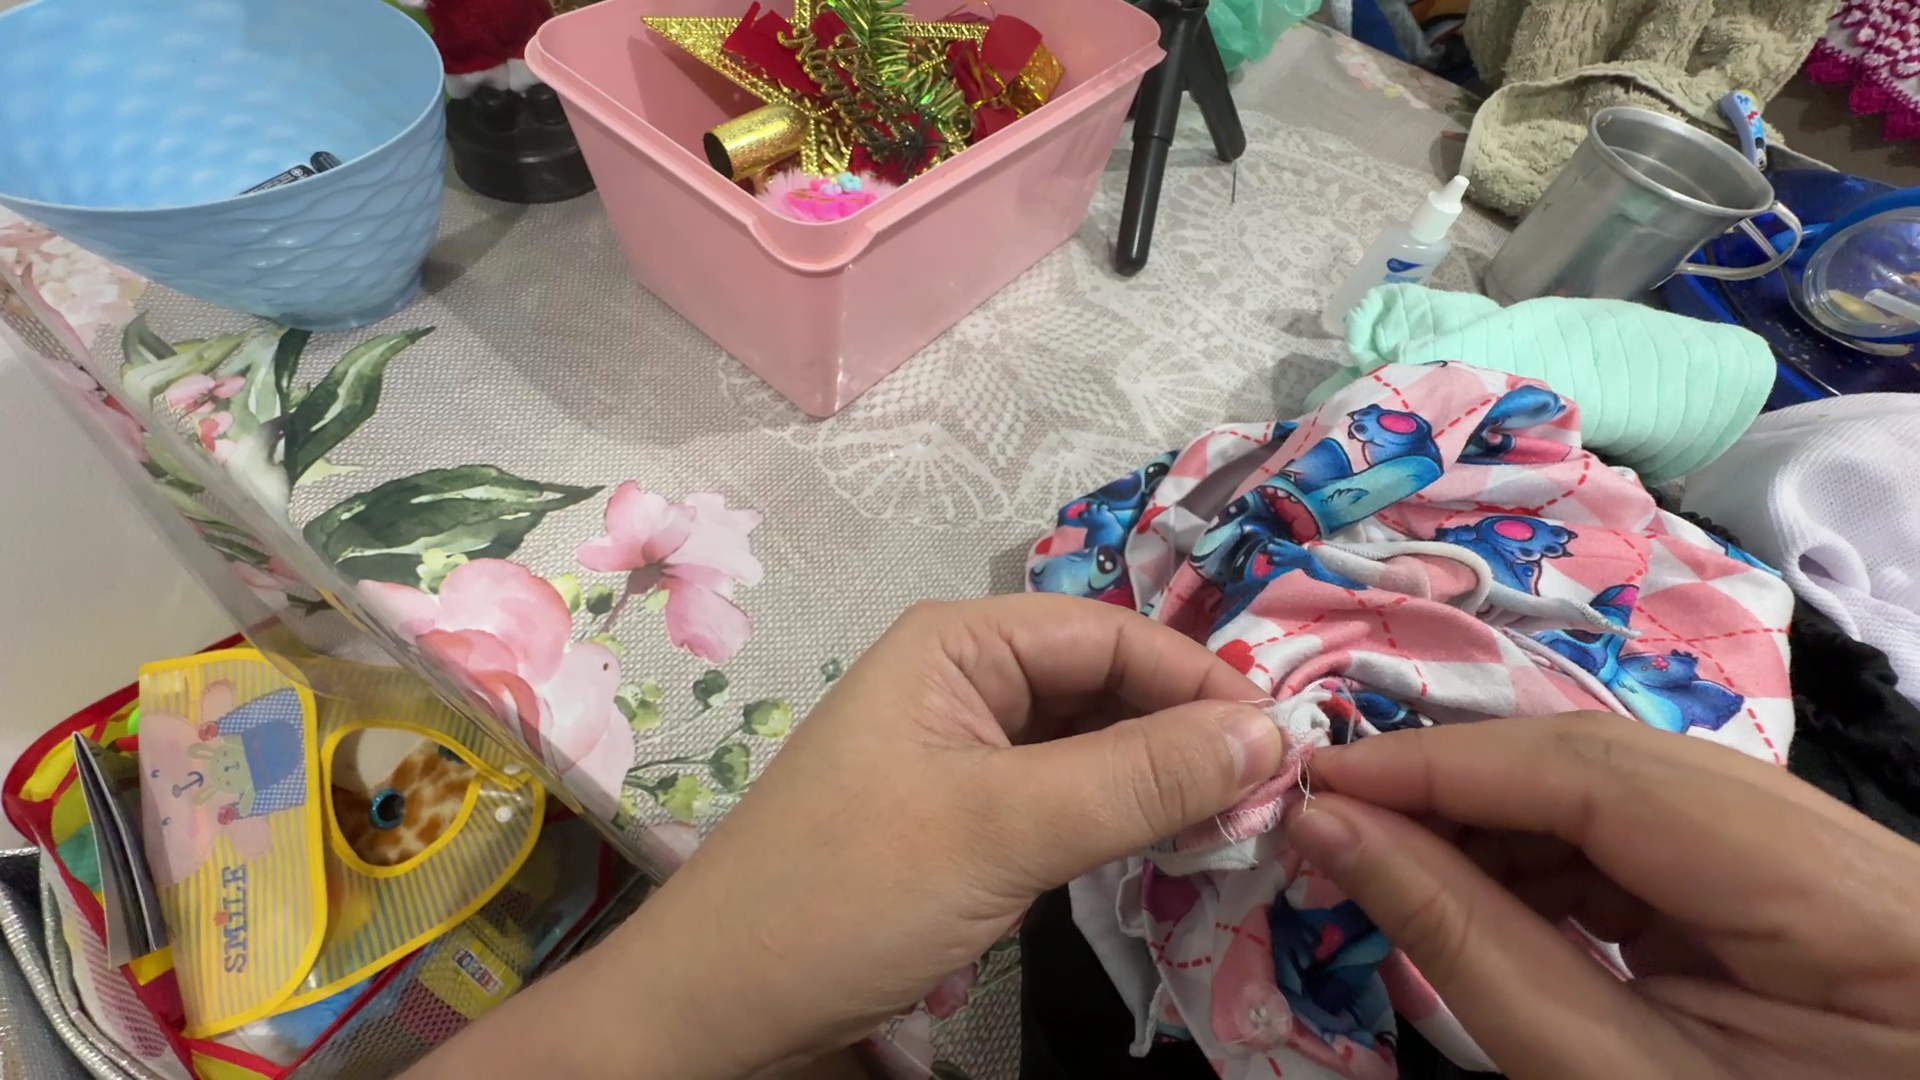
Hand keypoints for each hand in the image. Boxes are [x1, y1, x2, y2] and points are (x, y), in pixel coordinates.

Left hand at [411, 594, 1287, 1079]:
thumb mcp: (1006, 827)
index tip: (1282, 744)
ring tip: (1230, 818)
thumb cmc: (852, 890)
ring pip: (1084, 732)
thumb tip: (1267, 732)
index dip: (1197, 680)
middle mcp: (963, 672)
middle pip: (1099, 678)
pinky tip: (1161, 835)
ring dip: (1153, 770)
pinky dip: (1113, 805)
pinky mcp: (963, 796)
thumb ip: (1138, 776)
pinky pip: (1058, 780)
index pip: (1107, 634)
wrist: (725, 996)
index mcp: (960, 641)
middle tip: (1268, 793)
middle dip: (1180, 727)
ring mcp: (961, 736)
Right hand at [1283, 714, 1919, 1078]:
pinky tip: (1478, 883)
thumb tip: (1320, 821)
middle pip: (1607, 762)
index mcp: (1872, 917)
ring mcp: (1833, 865)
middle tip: (1344, 809)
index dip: (1443, 764)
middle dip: (1454, 782)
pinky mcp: (1788, 885)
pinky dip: (1534, 849)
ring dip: (1485, 815)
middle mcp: (1868, 857)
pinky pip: (1634, 829)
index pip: (1607, 779)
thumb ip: (1453, 934)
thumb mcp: (1595, 1078)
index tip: (1324, 777)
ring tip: (1398, 853)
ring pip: (1612, 785)